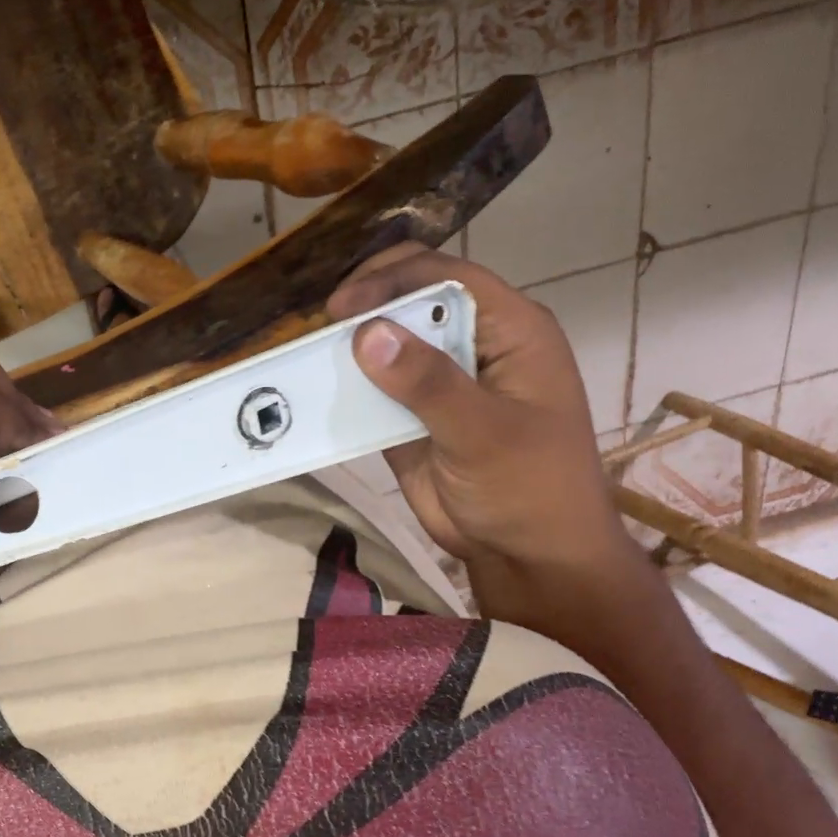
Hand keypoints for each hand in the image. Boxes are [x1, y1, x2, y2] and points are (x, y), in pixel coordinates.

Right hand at [328, 244, 644, 633]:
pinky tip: (315, 392)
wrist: (527, 557)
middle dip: (368, 307)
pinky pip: (373, 392)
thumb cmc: (529, 488)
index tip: (343, 306)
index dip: (394, 280)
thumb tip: (367, 333)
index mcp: (510, 331)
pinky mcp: (411, 419)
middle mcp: (473, 346)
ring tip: (308, 357)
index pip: (449, 279)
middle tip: (323, 328)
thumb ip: (428, 383)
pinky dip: (346, 391)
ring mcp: (439, 383)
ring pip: (389, 346)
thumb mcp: (485, 432)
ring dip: (350, 350)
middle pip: (414, 302)